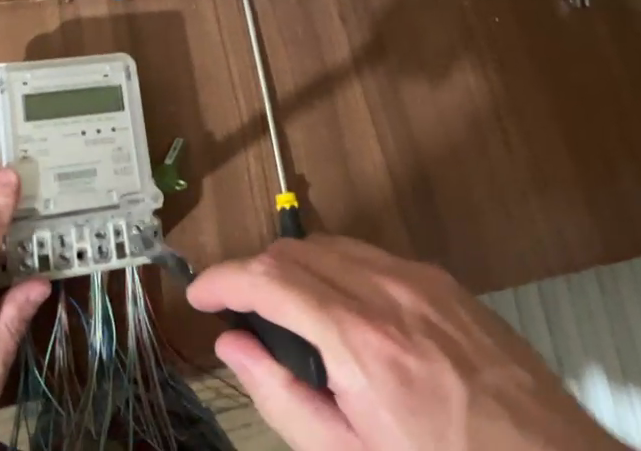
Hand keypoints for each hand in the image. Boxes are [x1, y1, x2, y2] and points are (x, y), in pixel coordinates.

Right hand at [188, 236, 622, 450]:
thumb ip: (280, 397)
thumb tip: (233, 345)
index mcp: (360, 340)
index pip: (268, 278)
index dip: (221, 278)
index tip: (198, 293)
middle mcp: (388, 291)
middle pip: (293, 250)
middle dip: (255, 274)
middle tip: (242, 316)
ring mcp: (419, 279)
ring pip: (329, 244)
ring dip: (293, 268)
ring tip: (288, 315)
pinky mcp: (442, 280)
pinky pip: (369, 254)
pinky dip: (336, 269)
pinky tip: (342, 312)